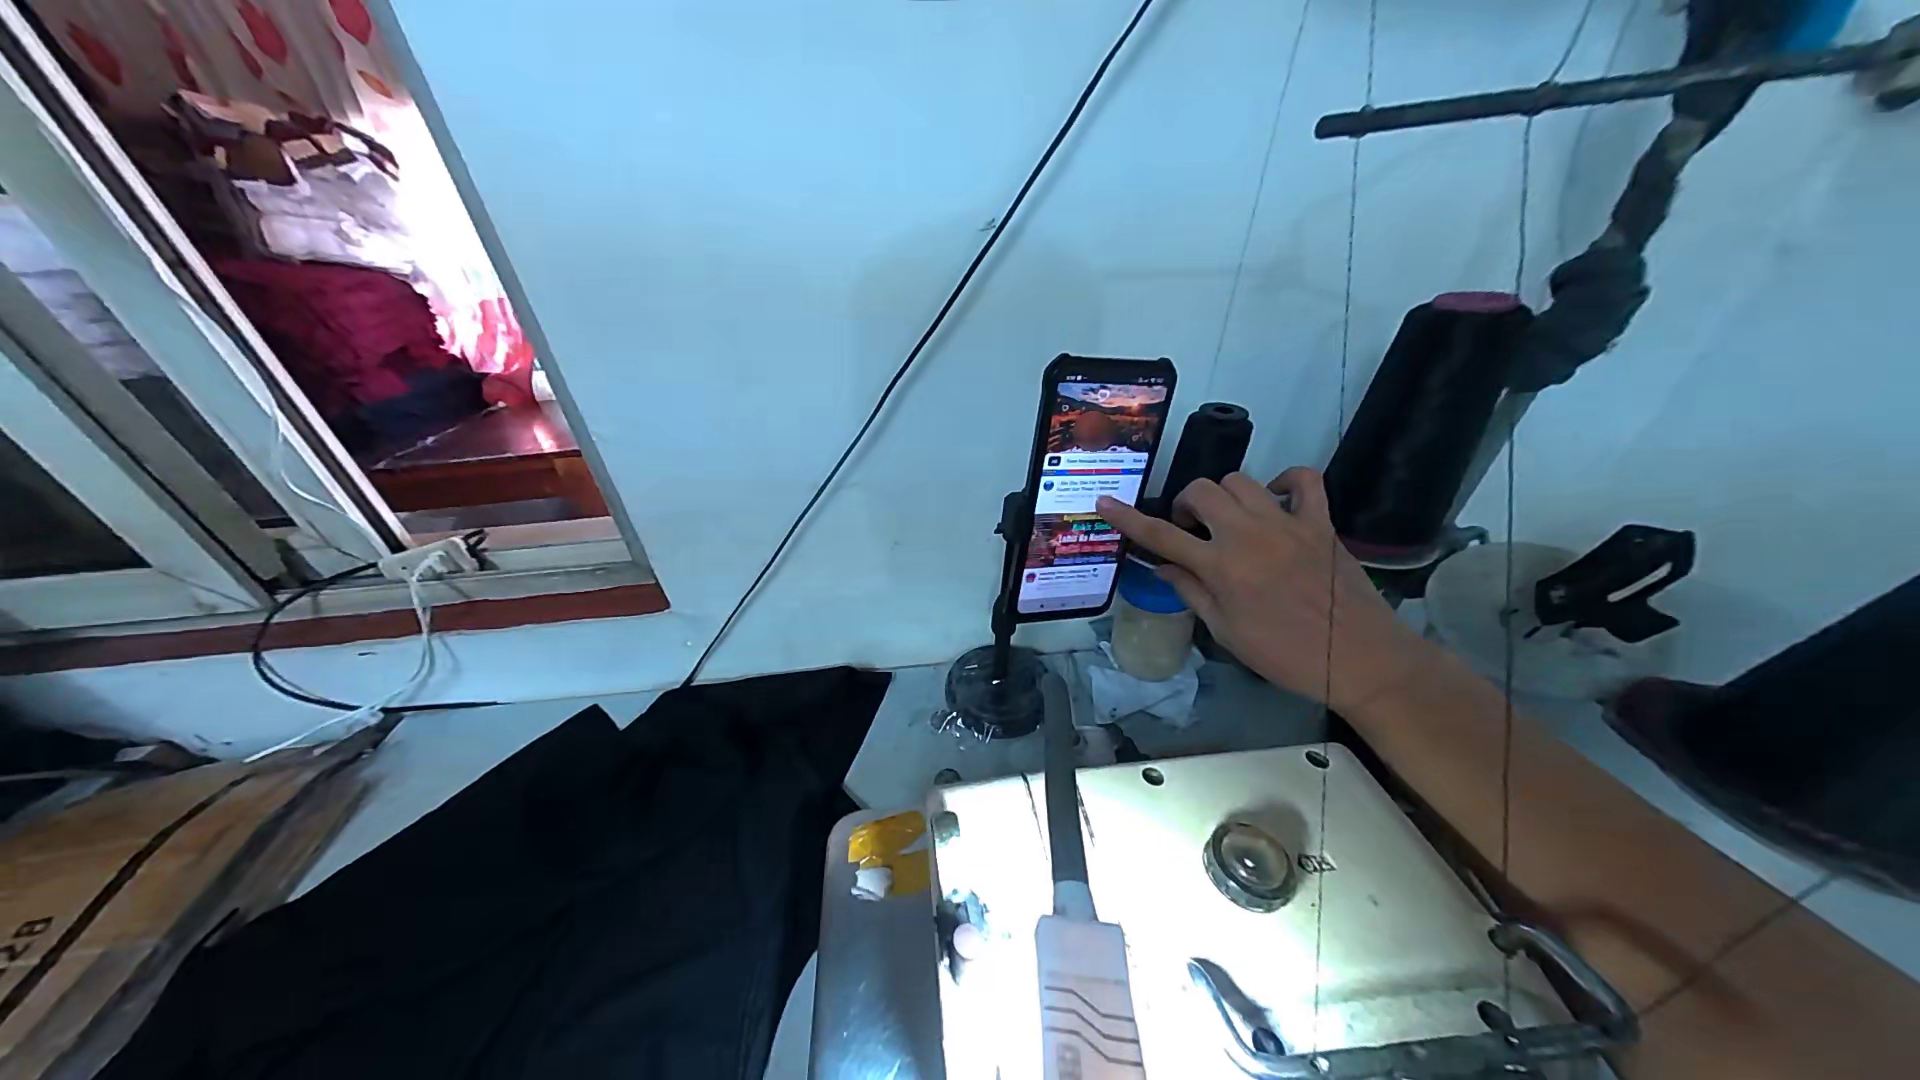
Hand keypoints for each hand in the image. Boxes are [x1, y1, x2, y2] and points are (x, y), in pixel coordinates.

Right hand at [1096, 469, 1432, 711]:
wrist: (1359, 659)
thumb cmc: (1285, 655)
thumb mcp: (1227, 632)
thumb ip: (1192, 592)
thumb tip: (1162, 568)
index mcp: (1221, 567)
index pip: (1162, 536)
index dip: (1128, 519)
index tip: (1106, 502)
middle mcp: (1249, 535)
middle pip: (1200, 492)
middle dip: (1184, 505)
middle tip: (1190, 530)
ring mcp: (1288, 524)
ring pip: (1240, 480)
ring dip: (1223, 495)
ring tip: (1228, 520)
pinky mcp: (1320, 522)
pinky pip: (1302, 480)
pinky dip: (1283, 482)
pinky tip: (1274, 501)